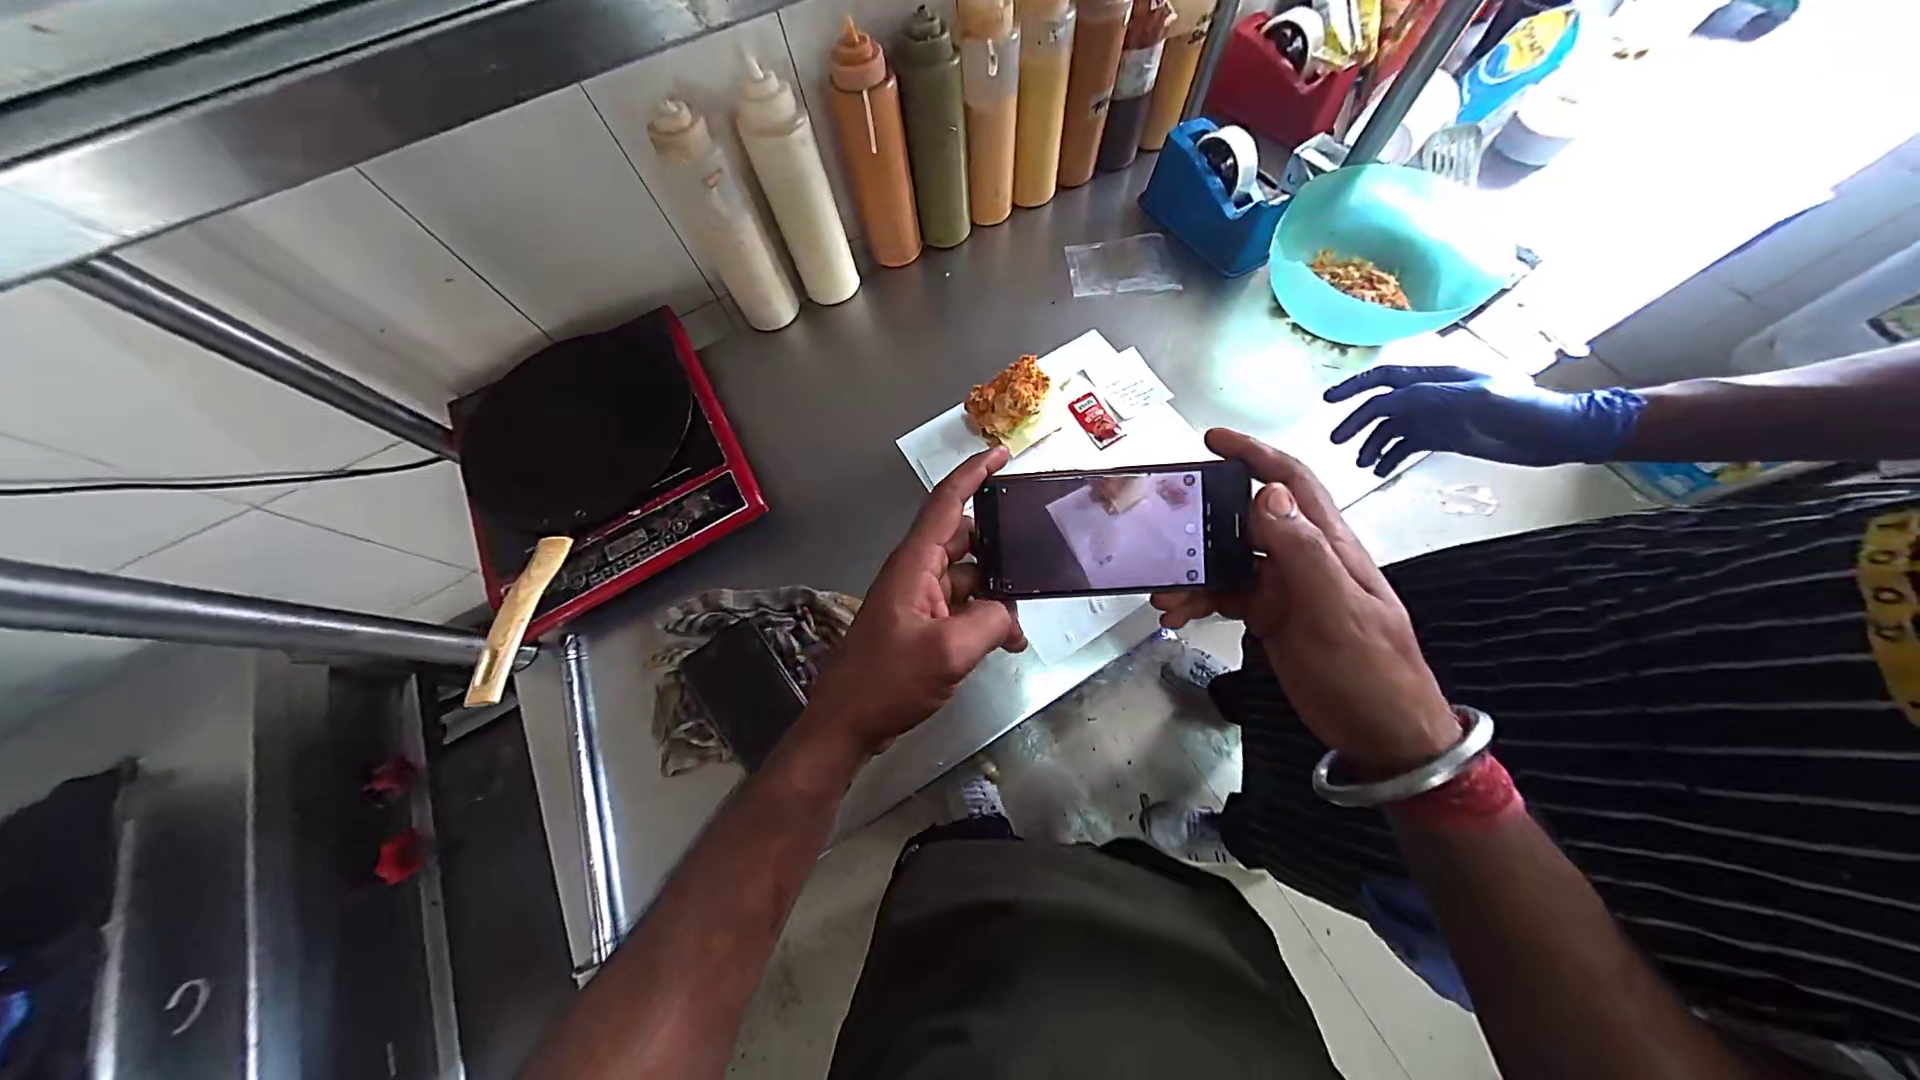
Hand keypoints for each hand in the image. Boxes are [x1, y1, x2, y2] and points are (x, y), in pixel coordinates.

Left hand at [801, 447, 1026, 758]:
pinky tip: (1006, 642)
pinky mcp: (921, 625)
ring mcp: (918, 600)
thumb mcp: (949, 651)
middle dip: (1000, 545)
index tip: (1001, 454)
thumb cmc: (888, 682)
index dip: (974, 473)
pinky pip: (961, 607)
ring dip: (997, 593)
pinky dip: (985, 618)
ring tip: (1022, 619)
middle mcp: (916, 573)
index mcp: (915, 564)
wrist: (847, 723)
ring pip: (969, 577)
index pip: (947, 503)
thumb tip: (1009, 615)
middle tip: (1036, 554)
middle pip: (965, 539)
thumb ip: (990, 622)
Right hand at [1152, 429, 1456, 773]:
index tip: (1214, 440)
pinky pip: (1227, 595)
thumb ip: (1303, 553)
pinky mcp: (1271, 615)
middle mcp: (1304, 558)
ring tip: (1164, 594)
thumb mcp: (1335, 612)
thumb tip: (1267, 495)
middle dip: (1204, 520)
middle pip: (1247, 520)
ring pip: (1229, 562)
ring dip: (1194, 572)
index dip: (1255, 455)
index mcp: (1327, 546)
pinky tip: (1180, 614)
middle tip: (1165, 526)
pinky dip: (1200, 600)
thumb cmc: (1370, 673)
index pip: (1290, 483)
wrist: (1384, 734)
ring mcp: (1286, 588)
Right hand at [1325, 365, 1646, 473]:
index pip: (1385, 379)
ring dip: (1372, 445)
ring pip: (1390, 429)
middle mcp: (1430, 396)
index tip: (1329, 402)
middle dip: (1356, 422)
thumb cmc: (1523, 410)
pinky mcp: (1442, 437)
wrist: (1559, 435)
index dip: (1355, 388)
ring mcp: (1435, 418)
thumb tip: (1387, 400)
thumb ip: (1430, 396)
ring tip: (1362, 463)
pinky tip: (1382, 471)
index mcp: (1437, 379)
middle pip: (1381, 406)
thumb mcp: (1476, 399)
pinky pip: (1405, 446)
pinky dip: (1389, 458)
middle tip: (1337, 441)